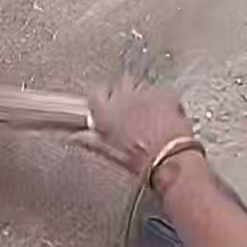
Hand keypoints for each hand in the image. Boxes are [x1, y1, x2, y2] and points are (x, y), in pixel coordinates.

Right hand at [82, 79, 196, 179]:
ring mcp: (144, 93)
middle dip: (124, 94)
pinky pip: (160, 91)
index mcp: (105, 112)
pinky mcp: (165, 93)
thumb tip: (76, 138)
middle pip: (119, 85)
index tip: (106, 106)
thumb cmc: (141, 161)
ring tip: (149, 113)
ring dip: (142, 97)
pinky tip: (165, 113)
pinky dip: (162, 99)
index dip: (101, 100)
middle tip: (130, 110)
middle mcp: (122, 98)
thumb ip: (90, 141)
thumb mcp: (110, 153)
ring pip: (140, 86)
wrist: (170, 159)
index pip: (95, 95)